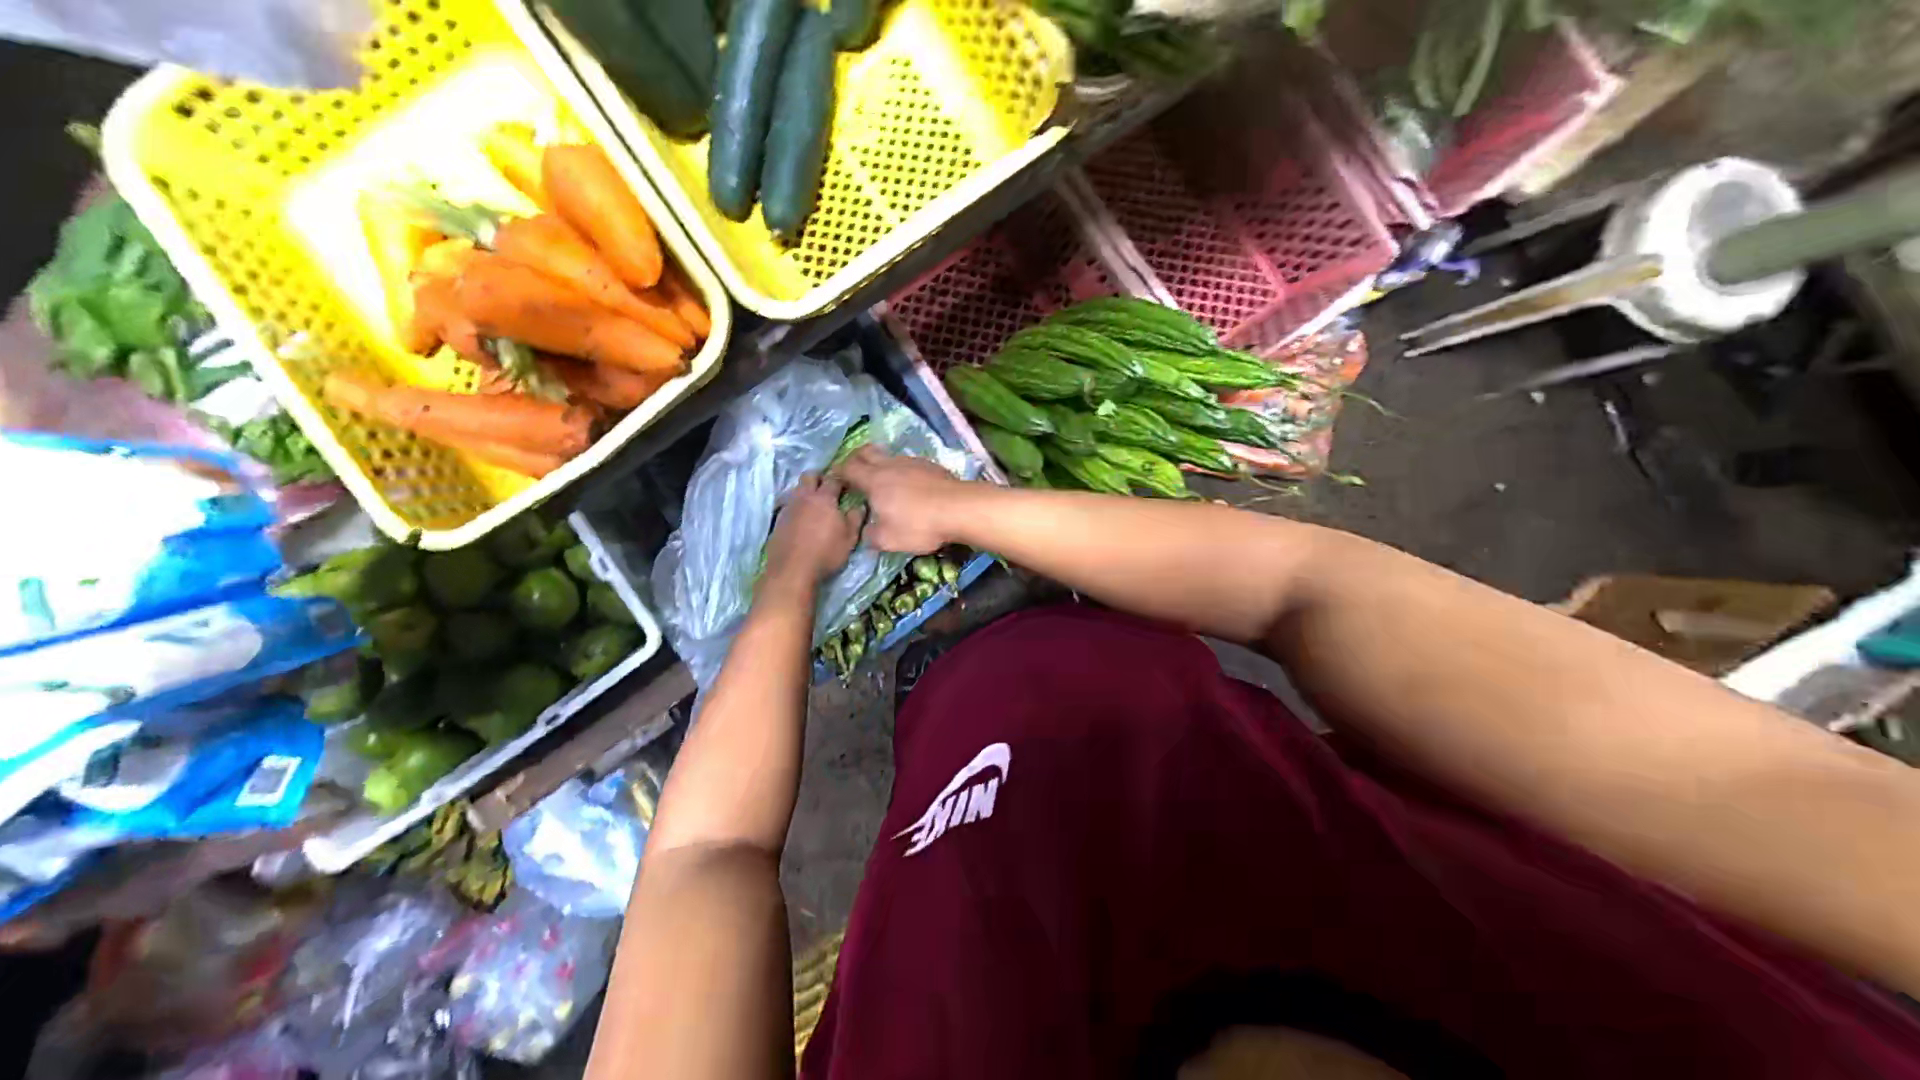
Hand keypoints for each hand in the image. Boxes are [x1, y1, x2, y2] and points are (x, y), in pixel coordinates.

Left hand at [762, 472, 863, 591]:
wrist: (791, 569)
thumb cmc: (826, 553)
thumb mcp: (849, 538)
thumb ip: (856, 519)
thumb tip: (860, 506)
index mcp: (824, 498)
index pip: (833, 479)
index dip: (841, 479)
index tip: (847, 484)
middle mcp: (804, 497)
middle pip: (809, 476)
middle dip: (819, 478)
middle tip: (827, 489)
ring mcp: (788, 507)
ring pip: (796, 489)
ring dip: (805, 492)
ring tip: (813, 505)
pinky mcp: (778, 520)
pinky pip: (788, 505)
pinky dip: (796, 507)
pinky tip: (800, 519)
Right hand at [836, 445, 967, 554]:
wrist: (960, 509)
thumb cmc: (918, 524)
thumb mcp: (887, 540)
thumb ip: (870, 535)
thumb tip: (866, 531)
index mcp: (873, 480)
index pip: (848, 467)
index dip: (838, 472)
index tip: (836, 480)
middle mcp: (890, 465)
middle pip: (866, 452)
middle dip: (856, 459)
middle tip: (855, 472)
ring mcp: (912, 462)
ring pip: (890, 458)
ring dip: (882, 466)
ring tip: (884, 483)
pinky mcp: (931, 466)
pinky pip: (909, 464)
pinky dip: (903, 472)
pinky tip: (910, 487)